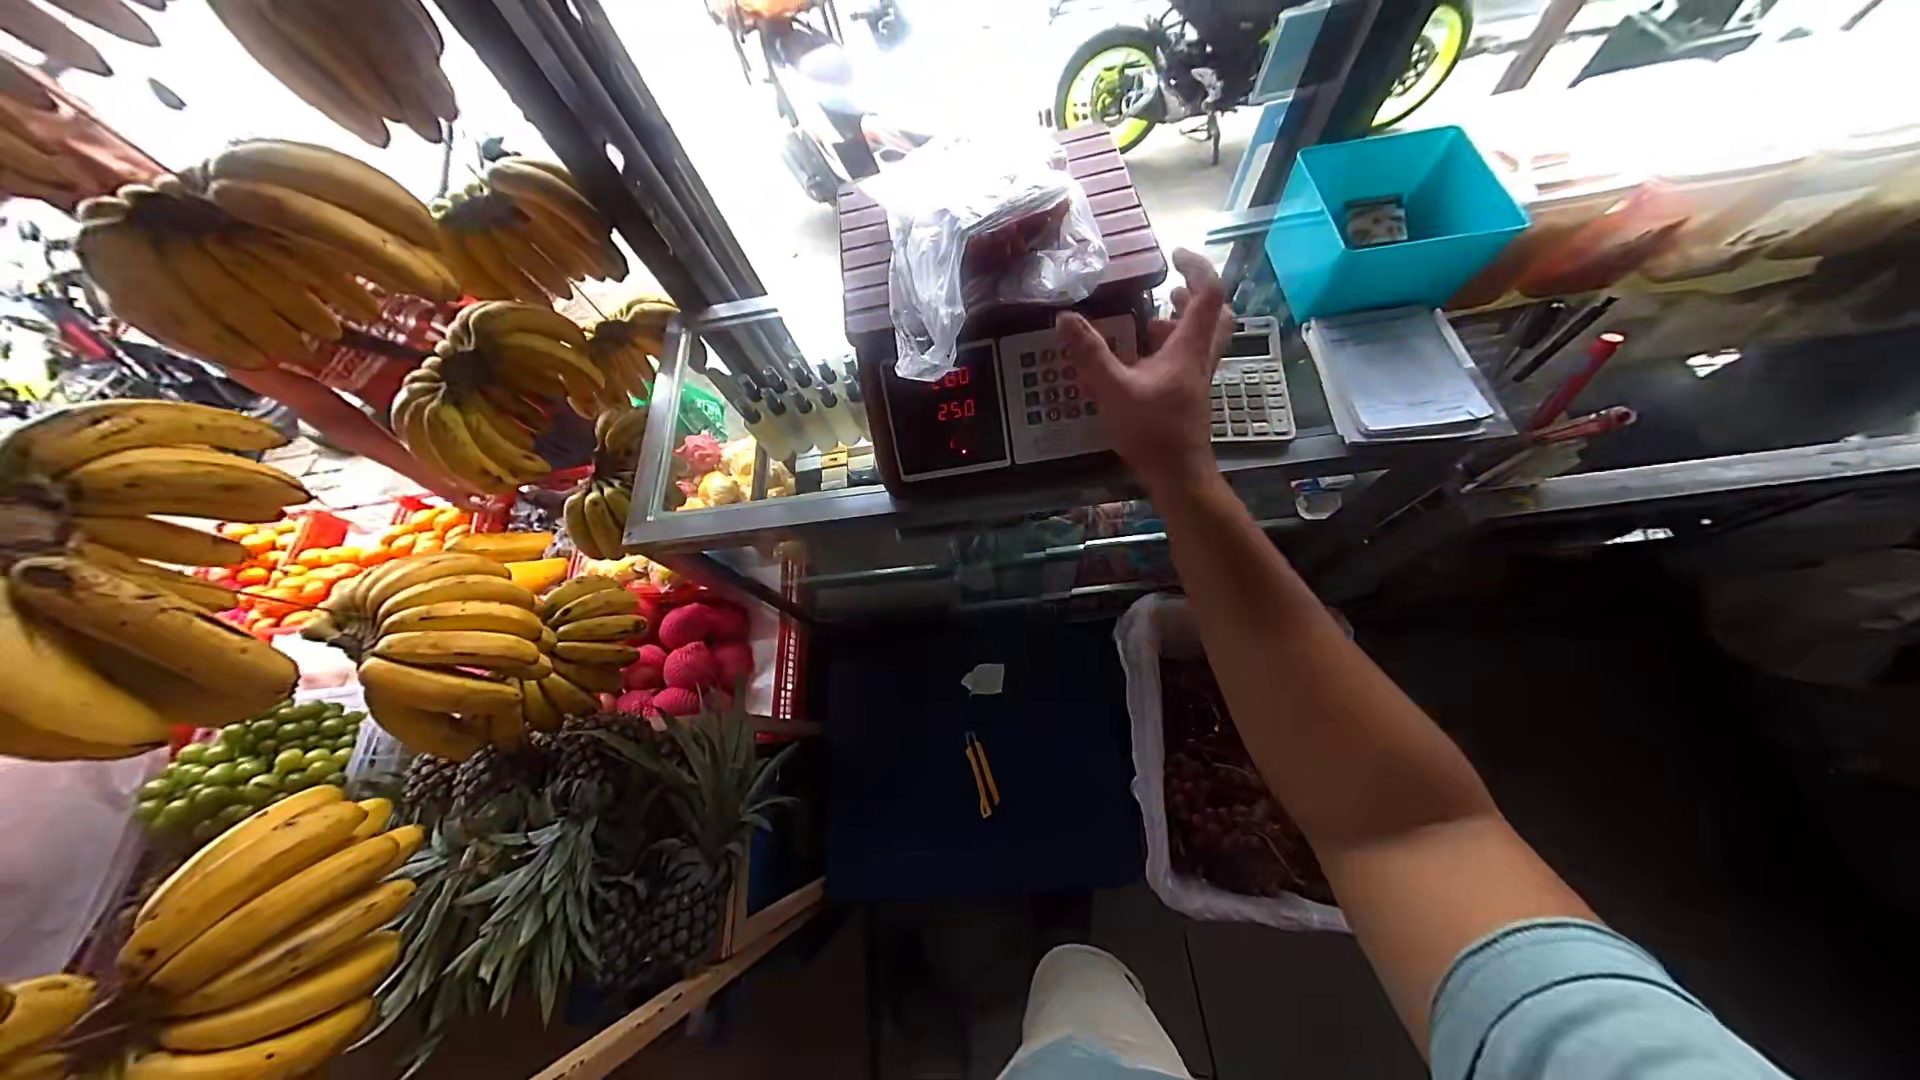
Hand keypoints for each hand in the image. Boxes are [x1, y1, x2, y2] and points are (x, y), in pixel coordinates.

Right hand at [1056, 248, 1229, 494]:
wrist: (1178, 475)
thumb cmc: (1152, 431)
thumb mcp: (1113, 390)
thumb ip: (1089, 354)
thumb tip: (1065, 319)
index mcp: (1189, 348)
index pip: (1208, 293)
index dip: (1195, 267)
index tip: (1173, 255)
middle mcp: (1199, 358)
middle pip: (1214, 315)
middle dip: (1193, 297)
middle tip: (1167, 293)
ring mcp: (1196, 380)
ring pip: (1201, 340)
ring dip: (1179, 325)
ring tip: (1143, 325)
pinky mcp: (1188, 398)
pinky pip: (1186, 362)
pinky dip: (1168, 352)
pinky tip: (1139, 364)